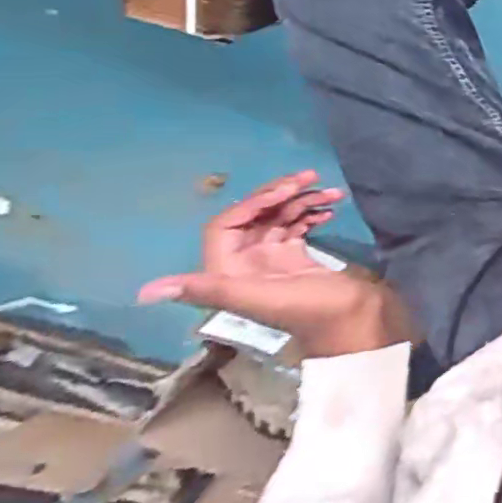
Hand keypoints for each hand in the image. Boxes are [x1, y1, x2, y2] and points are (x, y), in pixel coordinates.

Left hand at [137, 171, 410, 357]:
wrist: (354, 324)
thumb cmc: (309, 310)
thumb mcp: (259, 298)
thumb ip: (209, 290)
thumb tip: (146, 292)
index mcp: (231, 274)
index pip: (227, 225)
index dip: (252, 203)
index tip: (286, 190)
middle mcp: (248, 265)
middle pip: (256, 216)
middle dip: (282, 193)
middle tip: (311, 178)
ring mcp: (275, 261)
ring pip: (280, 217)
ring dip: (303, 200)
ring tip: (331, 192)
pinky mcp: (299, 259)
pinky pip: (298, 225)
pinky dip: (313, 212)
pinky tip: (332, 208)